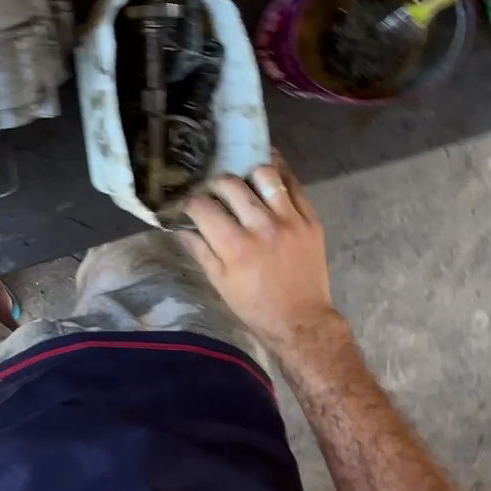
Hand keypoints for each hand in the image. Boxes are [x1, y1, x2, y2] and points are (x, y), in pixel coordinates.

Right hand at [180, 160, 345, 351]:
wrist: (301, 319)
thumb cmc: (253, 305)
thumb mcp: (219, 282)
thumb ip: (199, 249)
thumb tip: (180, 226)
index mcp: (235, 246)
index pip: (203, 207)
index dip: (190, 202)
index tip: (189, 204)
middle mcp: (262, 226)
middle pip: (230, 184)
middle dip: (215, 184)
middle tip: (213, 191)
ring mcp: (290, 220)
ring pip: (264, 175)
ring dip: (247, 174)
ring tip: (242, 181)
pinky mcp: (310, 220)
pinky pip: (294, 185)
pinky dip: (279, 174)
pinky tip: (267, 171)